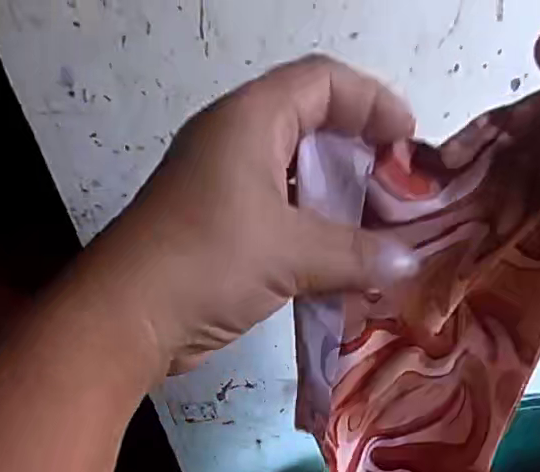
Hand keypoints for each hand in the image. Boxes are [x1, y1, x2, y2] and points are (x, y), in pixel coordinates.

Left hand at [80, 56, 420, 374]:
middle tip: (398, 204)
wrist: (130, 319)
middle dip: (361, 168)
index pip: (323, 84)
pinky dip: (312, 248)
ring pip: (296, 192)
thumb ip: (354, 253)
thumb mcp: (289, 252)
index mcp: (250, 120)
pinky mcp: (221, 241)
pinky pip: (279, 231)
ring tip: (378, 244)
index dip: (372, 104)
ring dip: (338, 216)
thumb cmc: (206, 262)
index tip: (409, 142)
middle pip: (313, 137)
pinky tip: (340, 275)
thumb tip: (409, 262)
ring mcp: (225, 196)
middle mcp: (236, 148)